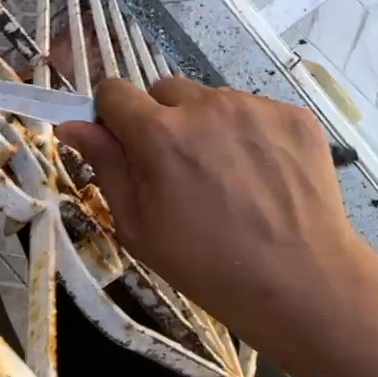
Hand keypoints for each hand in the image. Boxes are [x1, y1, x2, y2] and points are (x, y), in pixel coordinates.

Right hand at [57, 77, 371, 344]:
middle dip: (163, 119)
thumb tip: (72, 124)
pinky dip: (252, 135)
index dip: (115, 117)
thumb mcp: (139, 227)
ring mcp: (252, 106)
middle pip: (164, 90)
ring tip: (231, 177)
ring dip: (209, 125)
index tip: (127, 145)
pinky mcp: (292, 115)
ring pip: (212, 99)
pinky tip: (264, 176)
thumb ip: (106, 166)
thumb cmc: (207, 265)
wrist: (305, 286)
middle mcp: (203, 104)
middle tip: (182, 168)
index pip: (114, 91)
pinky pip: (256, 111)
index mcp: (157, 132)